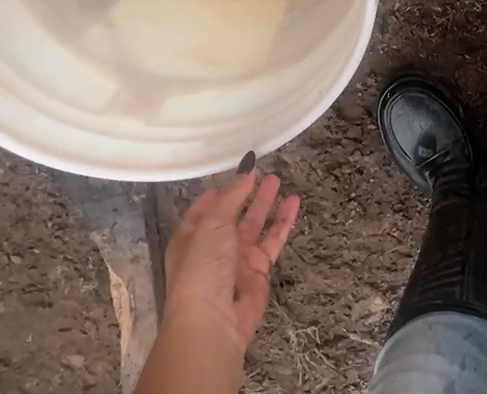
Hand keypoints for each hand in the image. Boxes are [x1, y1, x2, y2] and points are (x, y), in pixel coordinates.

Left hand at [160, 168, 301, 355]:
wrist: (213, 317)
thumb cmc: (202, 266)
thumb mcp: (213, 224)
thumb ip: (233, 194)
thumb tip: (247, 168)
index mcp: (192, 236)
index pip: (205, 208)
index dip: (220, 190)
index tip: (236, 171)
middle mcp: (213, 246)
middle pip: (233, 213)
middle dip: (246, 192)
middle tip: (262, 171)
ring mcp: (237, 258)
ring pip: (255, 223)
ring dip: (266, 203)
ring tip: (279, 179)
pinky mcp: (259, 268)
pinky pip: (273, 238)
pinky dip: (284, 220)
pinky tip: (294, 202)